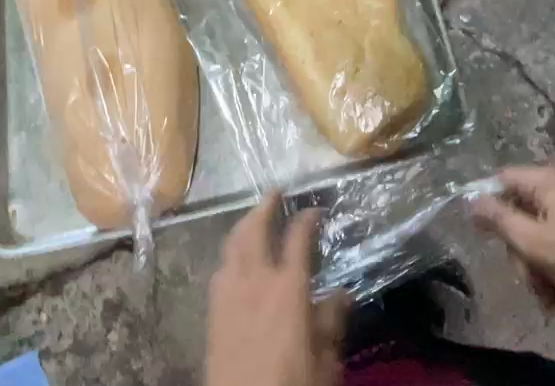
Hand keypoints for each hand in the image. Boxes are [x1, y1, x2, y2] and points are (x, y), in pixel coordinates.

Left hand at [204, 192, 348, 385]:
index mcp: (289, 287)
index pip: (299, 238)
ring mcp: (229, 293)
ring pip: (232, 243)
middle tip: (276, 192)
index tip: (316, 208)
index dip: (308, 218)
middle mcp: (256, 280)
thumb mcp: (326, 361)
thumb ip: (331, 322)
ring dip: (244, 223)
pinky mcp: (212, 311)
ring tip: (254, 216)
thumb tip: (342, 294)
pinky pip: (221, 268)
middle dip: (266, 205)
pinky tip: (236, 258)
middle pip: (255, 228)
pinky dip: (231, 252)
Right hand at [470, 165, 554, 319]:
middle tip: (530, 284)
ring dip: (542, 273)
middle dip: (524, 256)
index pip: (504, 180)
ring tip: (554, 306)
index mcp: (547, 182)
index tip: (484, 234)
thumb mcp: (533, 242)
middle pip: (524, 215)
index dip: (489, 204)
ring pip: (544, 236)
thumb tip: (470, 200)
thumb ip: (498, 219)